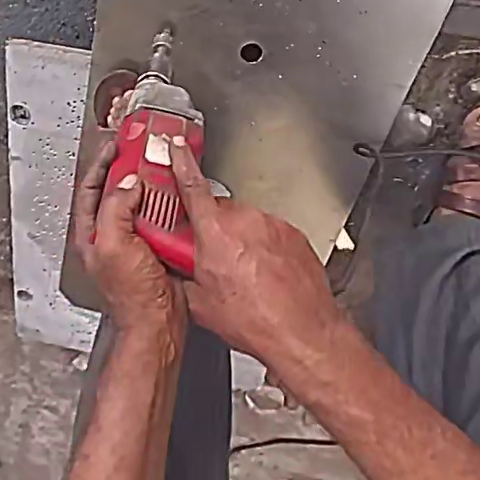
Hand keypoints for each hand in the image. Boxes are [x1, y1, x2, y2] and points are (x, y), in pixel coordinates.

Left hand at [70, 140, 186, 340]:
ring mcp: (134, 239)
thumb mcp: (114, 245)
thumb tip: (127, 183)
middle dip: (128, 168)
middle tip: (140, 151)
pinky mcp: (157, 244)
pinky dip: (168, 200)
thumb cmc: (132, 297)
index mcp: (92, 234)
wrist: (159, 322)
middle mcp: (111, 235)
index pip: (90, 189)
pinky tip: (176, 193)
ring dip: (150, 183)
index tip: (116, 146)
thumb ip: (115, 209)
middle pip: (115, 191)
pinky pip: (161, 214)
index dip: (102, 164)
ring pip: (139, 200)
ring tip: (159, 166)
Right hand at [167, 139, 344, 369]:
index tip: (177, 148)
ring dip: (240, 240)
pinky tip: (265, 274)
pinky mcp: (292, 232)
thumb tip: (176, 268)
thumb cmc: (257, 321)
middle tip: (214, 259)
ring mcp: (271, 224)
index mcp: (215, 233)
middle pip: (219, 211)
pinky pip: (268, 232)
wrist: (303, 332)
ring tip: (245, 274)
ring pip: (245, 223)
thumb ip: (183, 275)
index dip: (181, 163)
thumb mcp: (202, 305)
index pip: (192, 187)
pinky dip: (263, 247)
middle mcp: (244, 221)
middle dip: (213, 230)